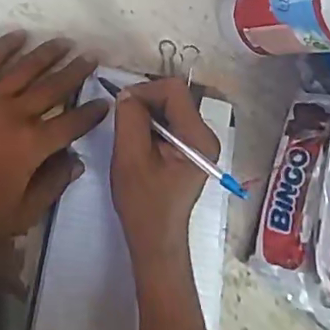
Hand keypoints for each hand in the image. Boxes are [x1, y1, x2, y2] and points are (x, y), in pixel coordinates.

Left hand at [0, 33, 107, 268]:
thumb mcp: (19, 216)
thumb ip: (51, 186)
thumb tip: (76, 161)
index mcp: (33, 146)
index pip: (72, 123)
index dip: (91, 111)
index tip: (105, 100)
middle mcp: (17, 115)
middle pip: (54, 86)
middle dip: (76, 71)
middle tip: (92, 56)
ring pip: (27, 67)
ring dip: (49, 53)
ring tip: (65, 42)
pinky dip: (5, 45)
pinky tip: (19, 35)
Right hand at [111, 77, 217, 264]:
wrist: (155, 240)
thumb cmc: (144, 203)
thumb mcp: (130, 157)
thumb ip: (130, 118)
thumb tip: (128, 93)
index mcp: (198, 137)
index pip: (174, 90)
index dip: (146, 90)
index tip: (124, 106)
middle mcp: (205, 134)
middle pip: (174, 95)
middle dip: (146, 101)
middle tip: (124, 119)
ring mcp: (200, 141)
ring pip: (170, 105)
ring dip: (147, 112)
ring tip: (131, 132)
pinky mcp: (191, 147)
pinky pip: (170, 119)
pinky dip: (152, 122)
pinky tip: (140, 140)